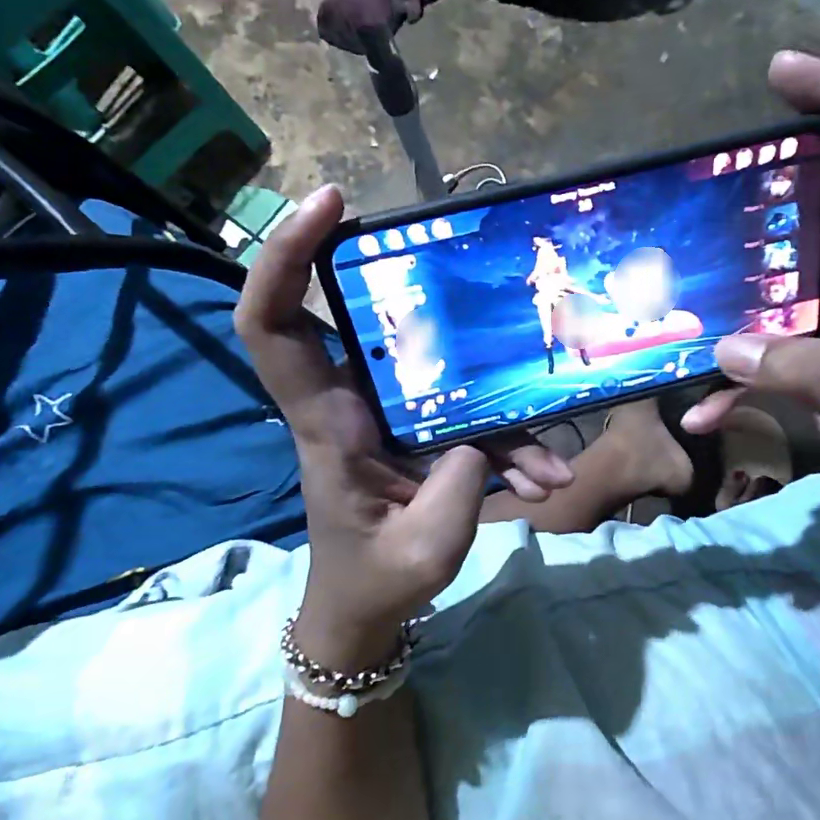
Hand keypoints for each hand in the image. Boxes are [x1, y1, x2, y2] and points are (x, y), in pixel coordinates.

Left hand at [235, 186, 572, 665]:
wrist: (366, 613)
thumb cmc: (377, 581)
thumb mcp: (427, 544)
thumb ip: (460, 479)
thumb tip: (490, 432)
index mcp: (328, 424)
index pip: (272, 327)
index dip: (283, 259)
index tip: (328, 205)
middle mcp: (352, 403)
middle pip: (365, 320)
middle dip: (412, 285)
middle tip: (465, 257)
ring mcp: (391, 414)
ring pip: (446, 379)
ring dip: (504, 418)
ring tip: (547, 468)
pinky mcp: (422, 430)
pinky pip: (471, 418)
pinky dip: (511, 448)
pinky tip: (544, 482)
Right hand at [684, 53, 819, 595]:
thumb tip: (729, 347)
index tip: (787, 72)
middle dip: (767, 179)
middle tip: (701, 174)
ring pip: (778, 275)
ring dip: (730, 281)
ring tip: (674, 283)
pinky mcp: (816, 362)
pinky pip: (763, 351)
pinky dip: (731, 377)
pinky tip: (702, 410)